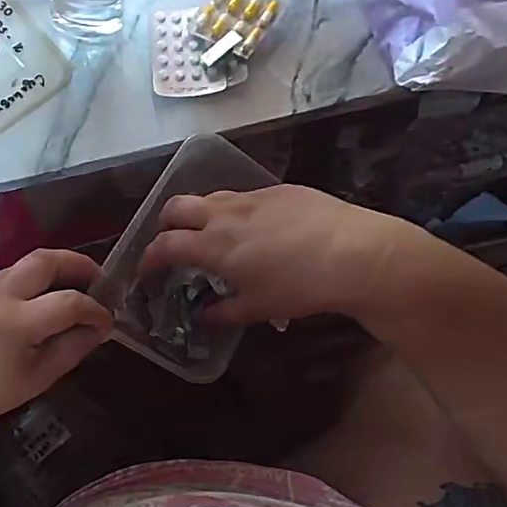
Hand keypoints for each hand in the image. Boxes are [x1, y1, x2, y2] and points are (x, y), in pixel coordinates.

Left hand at [0, 249, 112, 427]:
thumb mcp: (42, 375)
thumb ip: (74, 346)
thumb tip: (100, 328)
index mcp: (17, 322)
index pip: (69, 302)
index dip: (94, 310)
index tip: (107, 321)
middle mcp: (1, 296)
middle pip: (46, 260)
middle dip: (78, 264)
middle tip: (99, 279)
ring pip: (28, 260)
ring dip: (57, 265)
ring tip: (77, 282)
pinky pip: (14, 271)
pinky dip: (37, 274)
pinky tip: (49, 291)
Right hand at [138, 184, 423, 324]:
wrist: (360, 254)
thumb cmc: (301, 287)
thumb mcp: (259, 307)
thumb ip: (225, 311)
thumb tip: (205, 315)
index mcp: (213, 244)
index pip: (165, 244)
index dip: (149, 257)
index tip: (147, 269)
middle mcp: (225, 214)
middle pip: (176, 206)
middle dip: (165, 223)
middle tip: (171, 242)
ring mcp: (254, 197)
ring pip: (211, 196)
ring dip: (199, 214)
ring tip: (211, 234)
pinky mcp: (281, 190)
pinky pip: (244, 196)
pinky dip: (234, 211)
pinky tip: (256, 229)